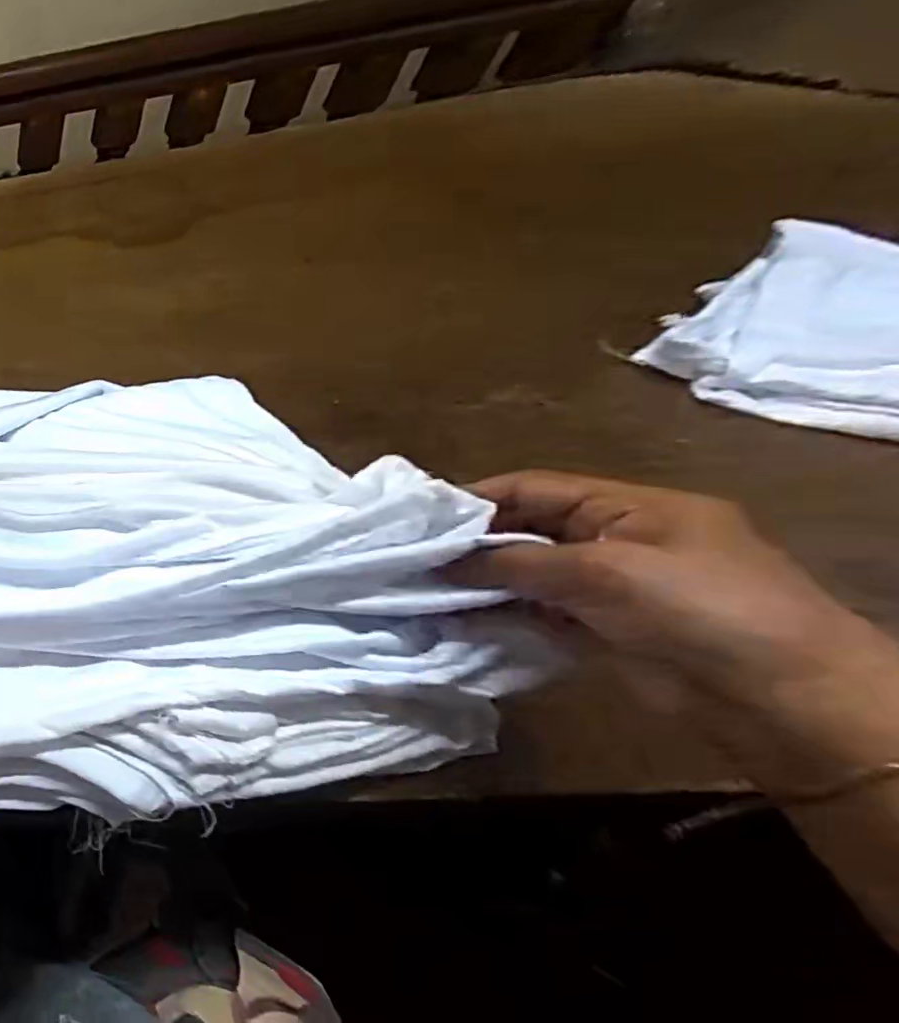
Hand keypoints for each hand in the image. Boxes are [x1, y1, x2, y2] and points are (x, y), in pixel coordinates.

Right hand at [451, 470, 898, 792]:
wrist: (784, 704)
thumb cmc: (702, 610)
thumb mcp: (604, 571)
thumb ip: (517, 562)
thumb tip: (443, 563)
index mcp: (630, 508)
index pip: (535, 488)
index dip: (476, 498)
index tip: (419, 516)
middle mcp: (613, 541)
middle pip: (524, 530)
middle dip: (469, 542)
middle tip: (409, 555)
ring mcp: (604, 588)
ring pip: (522, 574)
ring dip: (475, 581)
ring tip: (417, 587)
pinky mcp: (596, 630)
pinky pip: (532, 612)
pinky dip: (493, 613)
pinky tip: (451, 618)